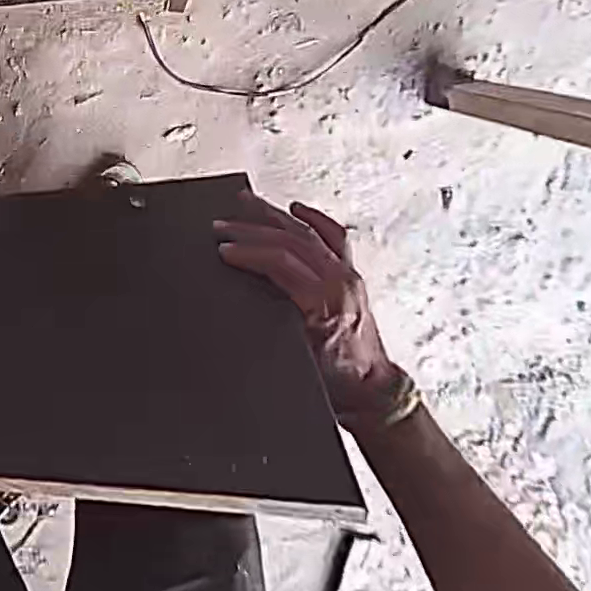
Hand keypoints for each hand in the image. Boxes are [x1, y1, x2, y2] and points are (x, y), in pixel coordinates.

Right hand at [213, 193, 407, 425]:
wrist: (370, 388)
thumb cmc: (334, 377)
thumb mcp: (297, 356)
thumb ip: (276, 324)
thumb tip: (240, 303)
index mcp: (326, 301)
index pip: (281, 263)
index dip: (248, 253)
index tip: (221, 250)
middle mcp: (340, 282)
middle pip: (291, 241)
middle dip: (251, 229)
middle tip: (220, 225)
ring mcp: (347, 275)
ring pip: (307, 232)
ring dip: (273, 216)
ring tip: (246, 202)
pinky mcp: (349, 274)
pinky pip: (333, 237)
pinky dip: (313, 219)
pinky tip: (296, 209)